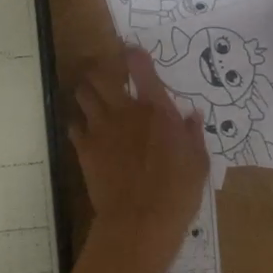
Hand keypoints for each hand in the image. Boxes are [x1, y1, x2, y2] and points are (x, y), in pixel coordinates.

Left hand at [70, 48, 209, 271]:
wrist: (140, 220)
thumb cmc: (177, 192)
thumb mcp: (198, 162)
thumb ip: (193, 134)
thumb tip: (191, 115)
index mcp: (156, 109)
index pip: (141, 68)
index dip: (134, 55)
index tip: (131, 52)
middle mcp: (125, 110)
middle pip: (100, 76)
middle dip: (100, 72)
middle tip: (105, 77)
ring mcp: (101, 128)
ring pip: (83, 95)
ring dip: (87, 93)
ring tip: (92, 98)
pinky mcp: (84, 148)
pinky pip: (74, 126)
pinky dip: (79, 125)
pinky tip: (86, 132)